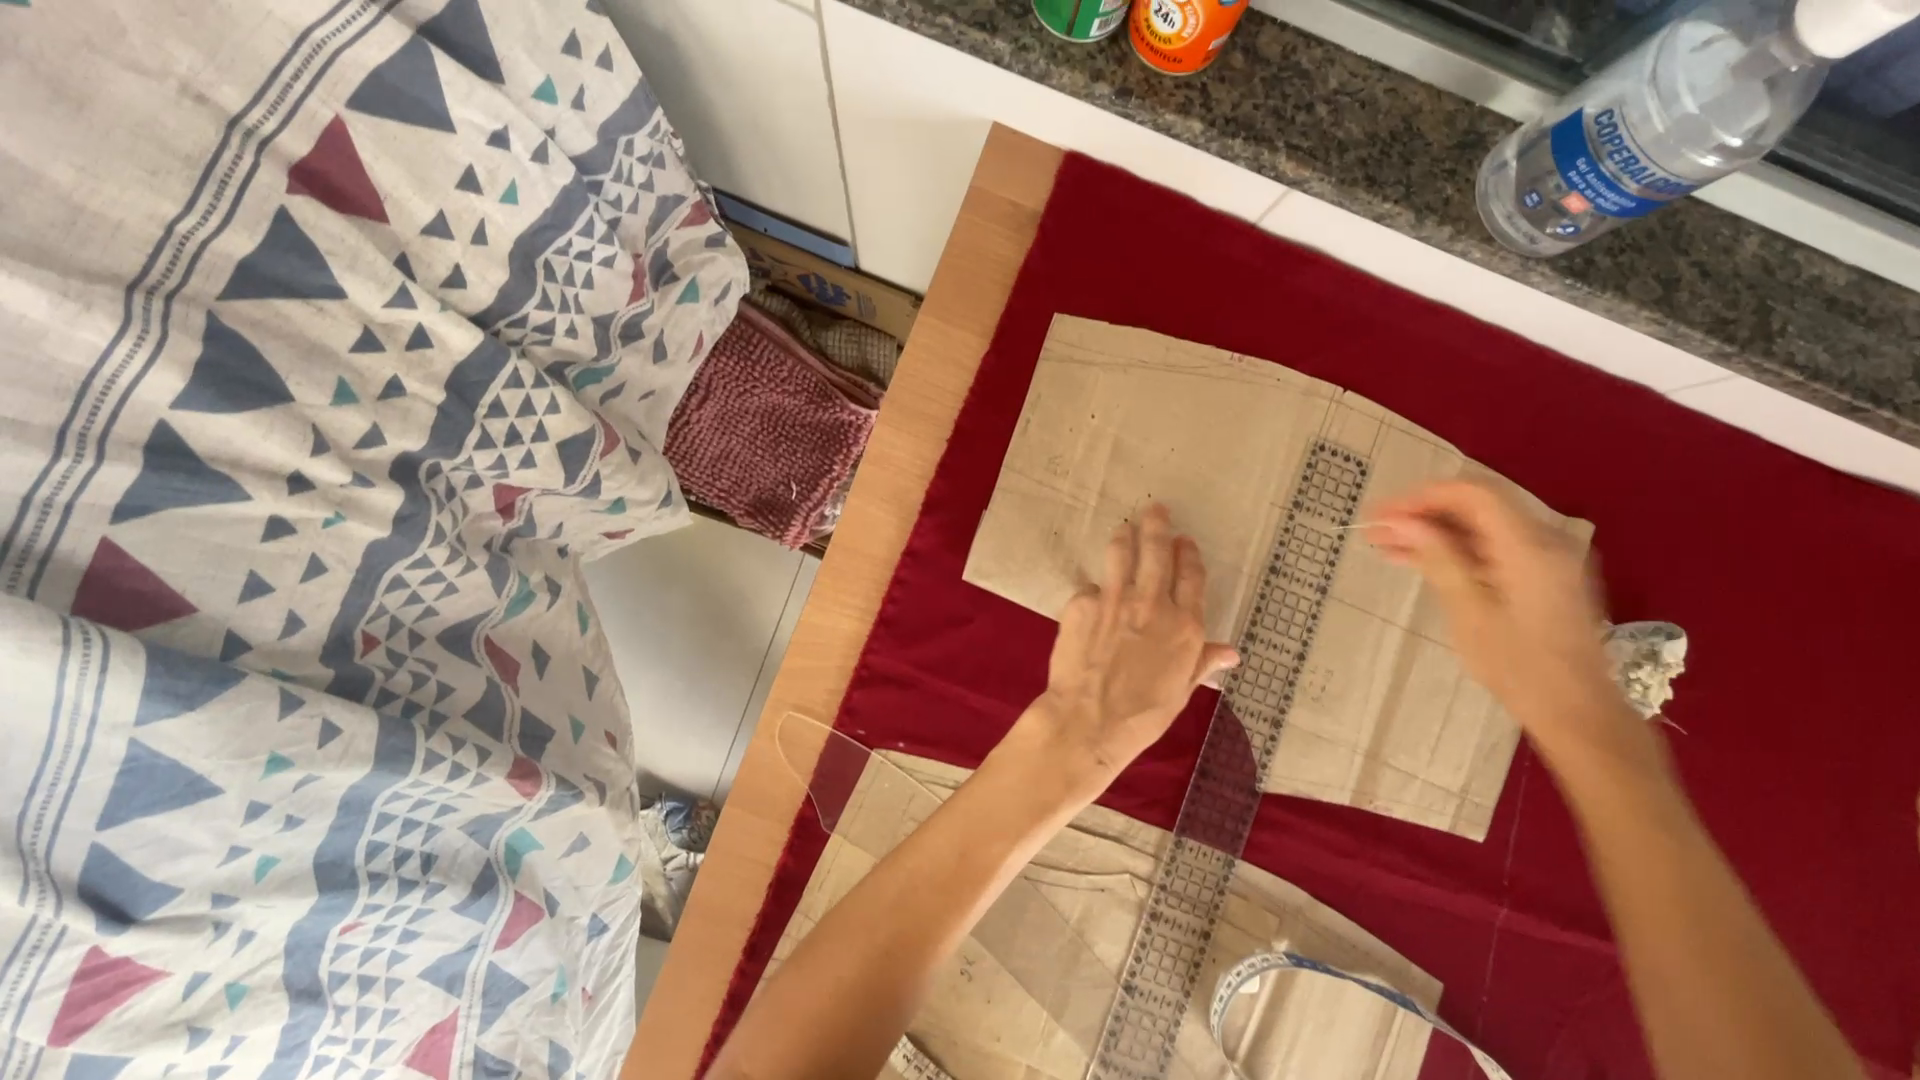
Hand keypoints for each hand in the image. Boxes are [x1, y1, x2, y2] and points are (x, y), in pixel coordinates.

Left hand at [999, 504, 1239, 801]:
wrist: (1089, 721)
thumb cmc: (1142, 716)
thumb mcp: (1182, 692)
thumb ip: (1201, 662)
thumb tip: (1231, 653)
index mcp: (1185, 626)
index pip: (1191, 576)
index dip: (1189, 555)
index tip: (1185, 541)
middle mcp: (1152, 605)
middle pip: (1157, 552)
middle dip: (1158, 525)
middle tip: (1155, 508)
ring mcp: (1114, 600)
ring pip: (1121, 554)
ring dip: (1125, 537)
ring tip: (1124, 528)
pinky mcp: (1081, 604)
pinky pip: (1090, 589)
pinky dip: (1093, 592)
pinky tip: (1091, 599)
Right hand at [1368, 480, 1636, 764]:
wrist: (1577, 710)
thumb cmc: (1518, 667)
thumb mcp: (1469, 612)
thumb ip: (1438, 558)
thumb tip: (1402, 521)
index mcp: (1528, 546)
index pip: (1472, 494)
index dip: (1422, 498)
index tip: (1382, 516)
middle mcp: (1544, 541)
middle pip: (1477, 508)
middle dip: (1423, 516)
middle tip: (1376, 533)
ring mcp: (1548, 559)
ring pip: (1482, 528)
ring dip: (1436, 534)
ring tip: (1388, 549)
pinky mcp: (1545, 577)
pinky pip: (1495, 548)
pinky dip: (1458, 551)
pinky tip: (1423, 564)